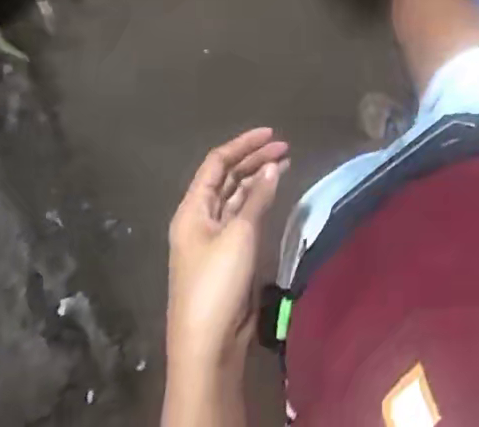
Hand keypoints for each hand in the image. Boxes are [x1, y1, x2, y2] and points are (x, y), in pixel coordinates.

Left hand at [167, 128, 288, 373]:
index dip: (242, 144)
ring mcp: (215, 237)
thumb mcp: (240, 235)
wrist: (209, 344)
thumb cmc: (217, 283)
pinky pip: (244, 215)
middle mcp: (200, 219)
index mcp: (192, 210)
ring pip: (237, 196)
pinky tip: (276, 191)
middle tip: (286, 147)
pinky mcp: (229, 254)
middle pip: (226, 178)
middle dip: (253, 159)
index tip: (272, 133)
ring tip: (286, 163)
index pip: (216, 164)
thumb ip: (257, 197)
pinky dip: (260, 199)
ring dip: (259, 178)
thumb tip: (272, 165)